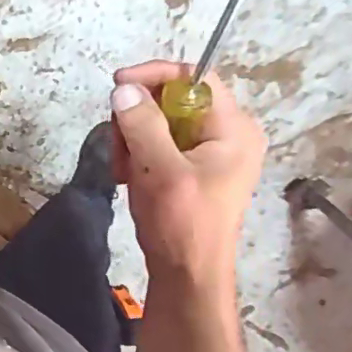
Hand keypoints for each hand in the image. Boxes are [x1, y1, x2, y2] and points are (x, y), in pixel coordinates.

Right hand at [108, 61, 265, 284]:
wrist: (188, 276)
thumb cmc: (182, 224)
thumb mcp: (160, 170)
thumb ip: (142, 125)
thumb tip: (123, 89)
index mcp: (233, 129)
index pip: (194, 77)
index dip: (154, 75)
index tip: (117, 86)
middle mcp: (226, 134)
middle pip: (171, 97)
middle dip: (137, 115)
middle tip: (119, 144)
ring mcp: (208, 151)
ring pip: (157, 119)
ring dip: (131, 138)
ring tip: (125, 169)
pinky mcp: (190, 167)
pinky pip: (156, 141)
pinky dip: (136, 153)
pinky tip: (130, 176)